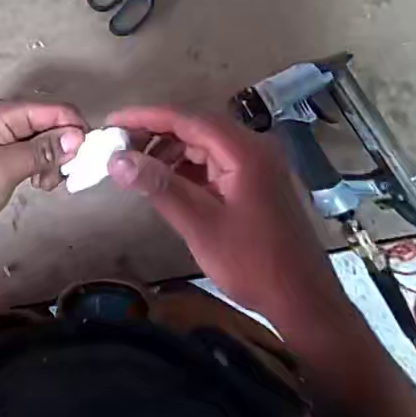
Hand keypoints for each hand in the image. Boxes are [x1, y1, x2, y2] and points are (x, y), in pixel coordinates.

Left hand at [0, 99, 86, 234]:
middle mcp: (8, 119)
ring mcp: (6, 137)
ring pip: (48, 141)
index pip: (57, 110)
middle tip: (60, 177)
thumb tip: (78, 137)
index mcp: (5, 113)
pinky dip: (43, 167)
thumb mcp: (6, 167)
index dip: (76, 131)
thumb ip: (43, 150)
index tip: (83, 160)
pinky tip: (39, 184)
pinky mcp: (5, 155)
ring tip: (45, 184)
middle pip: (54, 124)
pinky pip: (35, 153)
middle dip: (65, 148)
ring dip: (54, 161)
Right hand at [105, 105, 344, 325]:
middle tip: (118, 147)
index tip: (112, 121)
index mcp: (244, 150)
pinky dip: (189, 169)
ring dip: (171, 153)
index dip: (146, 117)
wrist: (302, 299)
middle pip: (197, 128)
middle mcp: (254, 148)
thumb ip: (158, 186)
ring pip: (205, 146)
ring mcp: (259, 164)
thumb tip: (117, 160)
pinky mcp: (257, 182)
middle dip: (155, 135)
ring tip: (136, 168)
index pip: (187, 119)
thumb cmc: (252, 262)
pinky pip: (216, 164)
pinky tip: (166, 183)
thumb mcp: (199, 224)